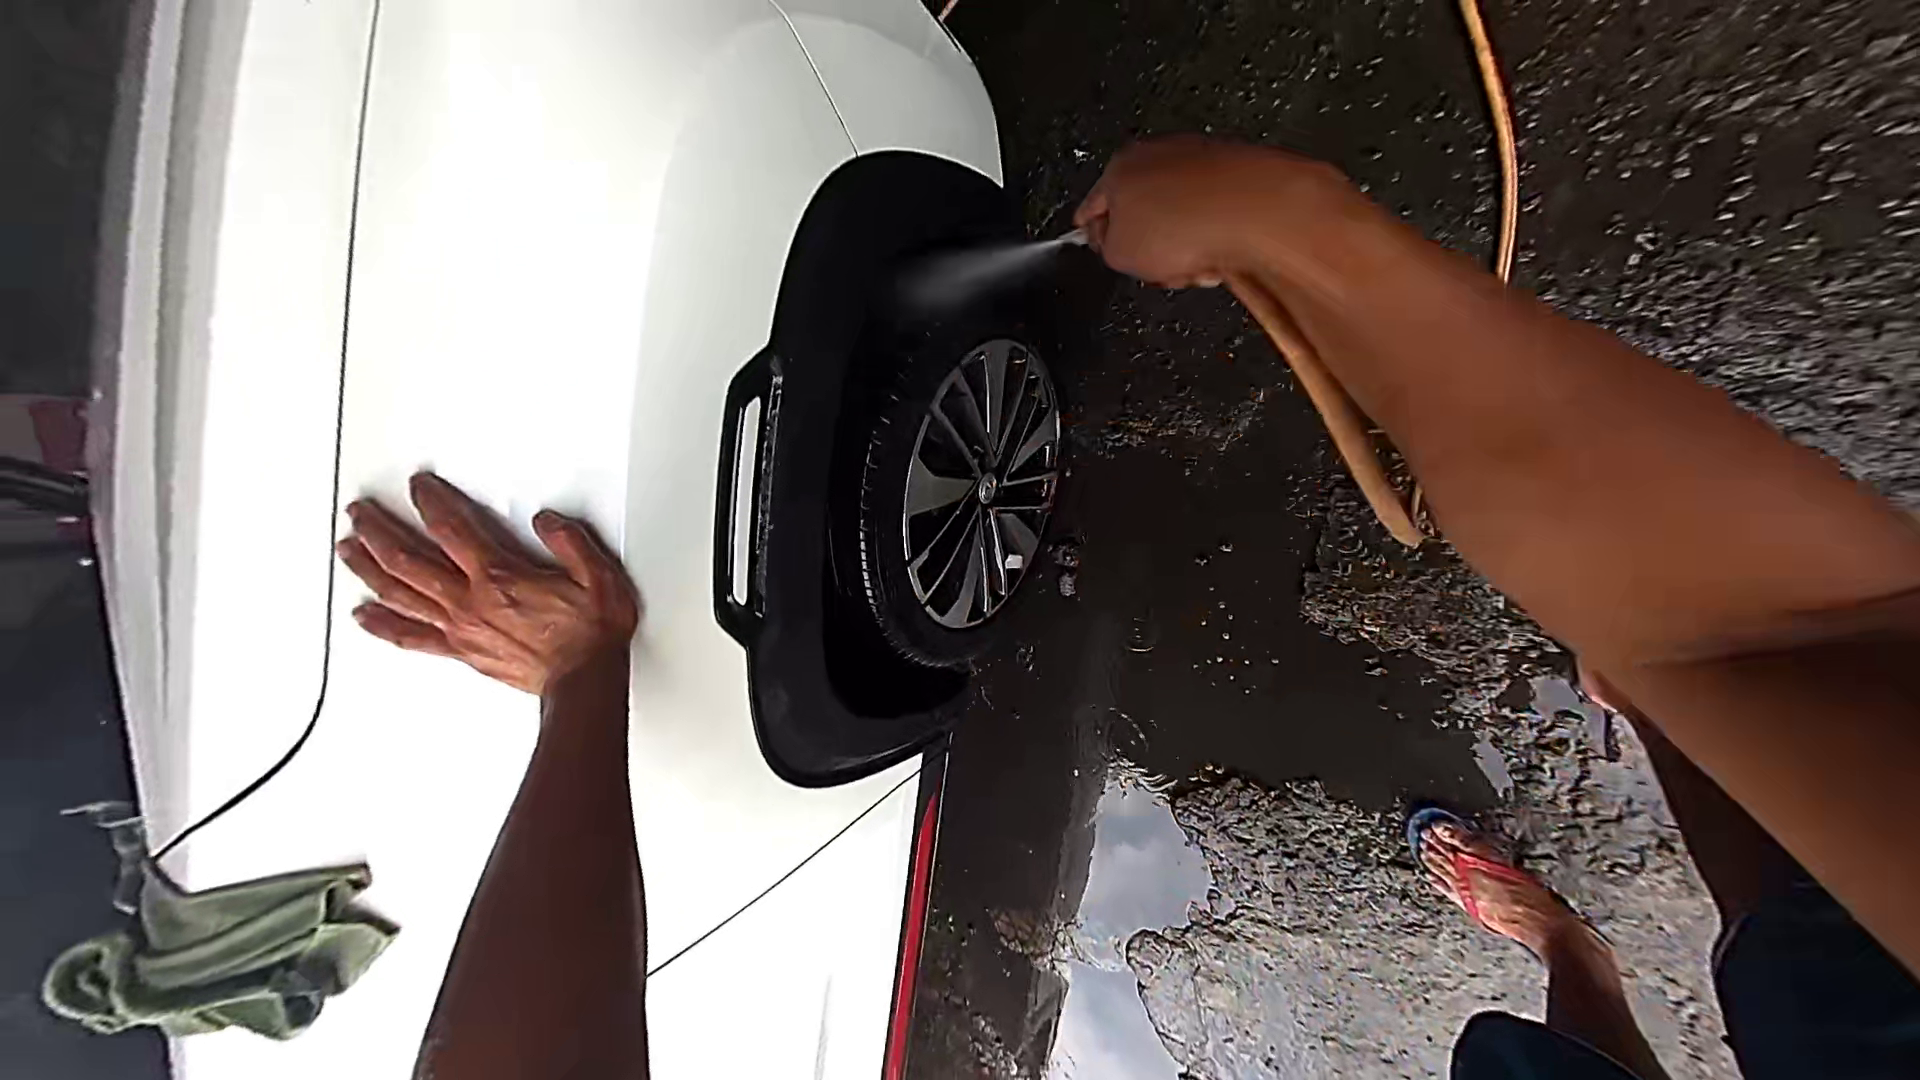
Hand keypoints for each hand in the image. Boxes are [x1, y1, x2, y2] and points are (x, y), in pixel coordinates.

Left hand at [335, 472, 640, 696]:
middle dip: (379, 529)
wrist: (585, 678)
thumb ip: (571, 543)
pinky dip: (380, 625)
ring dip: (366, 567)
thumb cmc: (591, 633)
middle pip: (407, 559)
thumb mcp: (599, 576)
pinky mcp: (462, 652)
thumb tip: (546, 522)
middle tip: (363, 512)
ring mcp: (461, 628)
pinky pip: (409, 636)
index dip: (431, 501)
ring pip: (398, 593)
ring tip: (349, 549)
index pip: (451, 529)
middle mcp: (471, 601)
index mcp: (500, 577)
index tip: (420, 487)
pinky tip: (364, 615)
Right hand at [1073, 136, 1354, 286]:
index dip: (1092, 236)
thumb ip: (1104, 248)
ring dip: (1178, 252)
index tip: (1095, 247)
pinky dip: (1208, 242)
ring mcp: (1198, 163)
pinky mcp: (1232, 178)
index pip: (1091, 207)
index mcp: (1120, 167)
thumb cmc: (1187, 223)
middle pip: (1138, 216)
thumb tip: (1112, 245)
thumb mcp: (1117, 254)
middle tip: (1151, 267)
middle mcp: (1159, 155)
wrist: (1252, 212)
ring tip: (1189, 265)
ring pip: (1174, 222)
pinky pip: (1208, 221)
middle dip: (1144, 249)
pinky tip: (1214, 257)